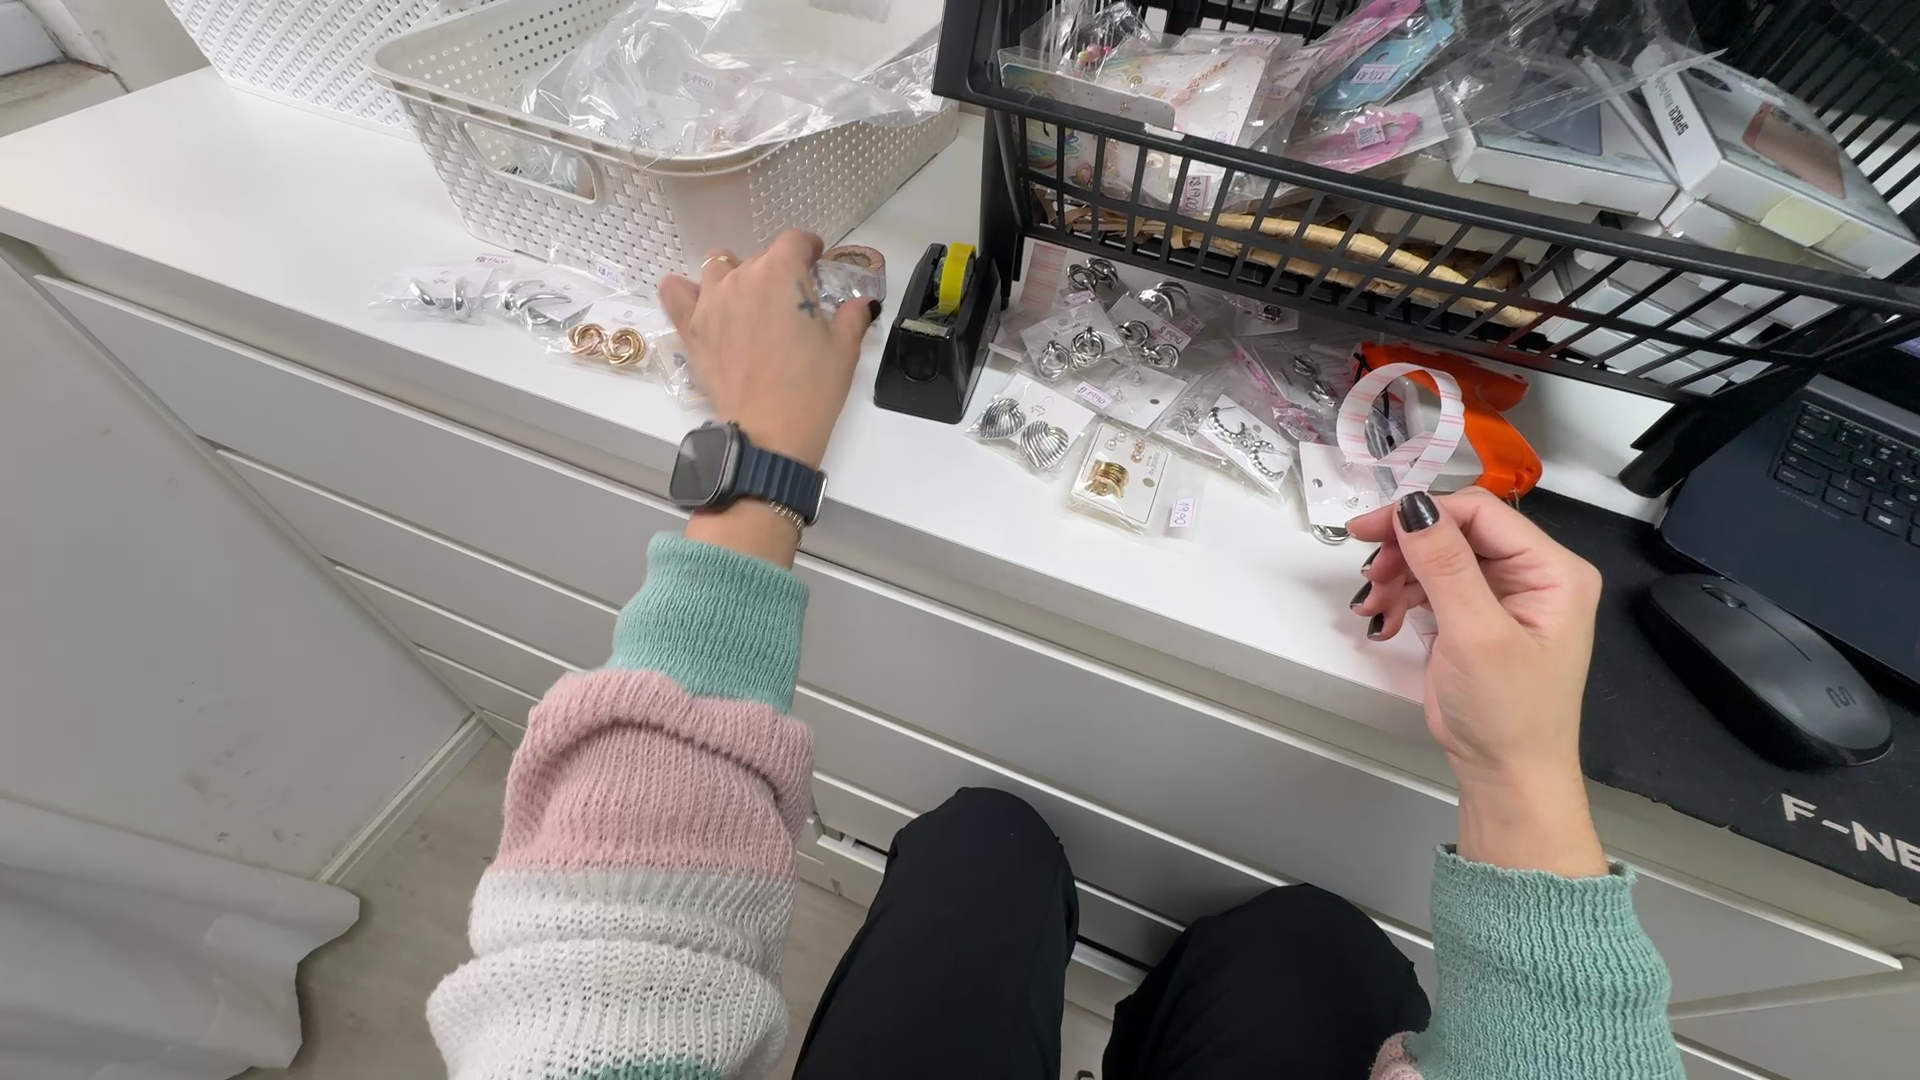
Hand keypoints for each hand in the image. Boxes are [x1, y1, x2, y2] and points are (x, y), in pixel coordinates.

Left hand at [659, 230, 876, 468]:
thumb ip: (852, 317)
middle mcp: (742, 277)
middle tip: (792, 304)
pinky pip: (676, 293)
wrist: (771, 433)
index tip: (816, 263)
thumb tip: (859, 304)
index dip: (809, 249)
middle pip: (760, 257)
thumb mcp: (845, 350)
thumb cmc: (813, 389)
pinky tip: (703, 306)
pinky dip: (687, 293)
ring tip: (749, 303)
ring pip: (718, 268)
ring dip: (735, 276)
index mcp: (783, 274)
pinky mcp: (692, 329)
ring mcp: (711, 302)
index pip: (795, 241)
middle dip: (778, 272)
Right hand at [1347, 489, 1608, 875]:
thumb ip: (1445, 566)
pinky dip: (1398, 596)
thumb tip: (1412, 507)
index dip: (1422, 514)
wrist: (1503, 770)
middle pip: (1451, 532)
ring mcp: (1496, 594)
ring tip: (1373, 605)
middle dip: (1403, 548)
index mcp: (1550, 570)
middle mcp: (1527, 574)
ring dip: (1395, 575)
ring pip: (1431, 557)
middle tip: (1368, 573)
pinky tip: (1383, 619)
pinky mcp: (1468, 614)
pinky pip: (1425, 585)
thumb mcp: (1475, 633)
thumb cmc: (1506, 709)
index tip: (1367, 529)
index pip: (1479, 513)